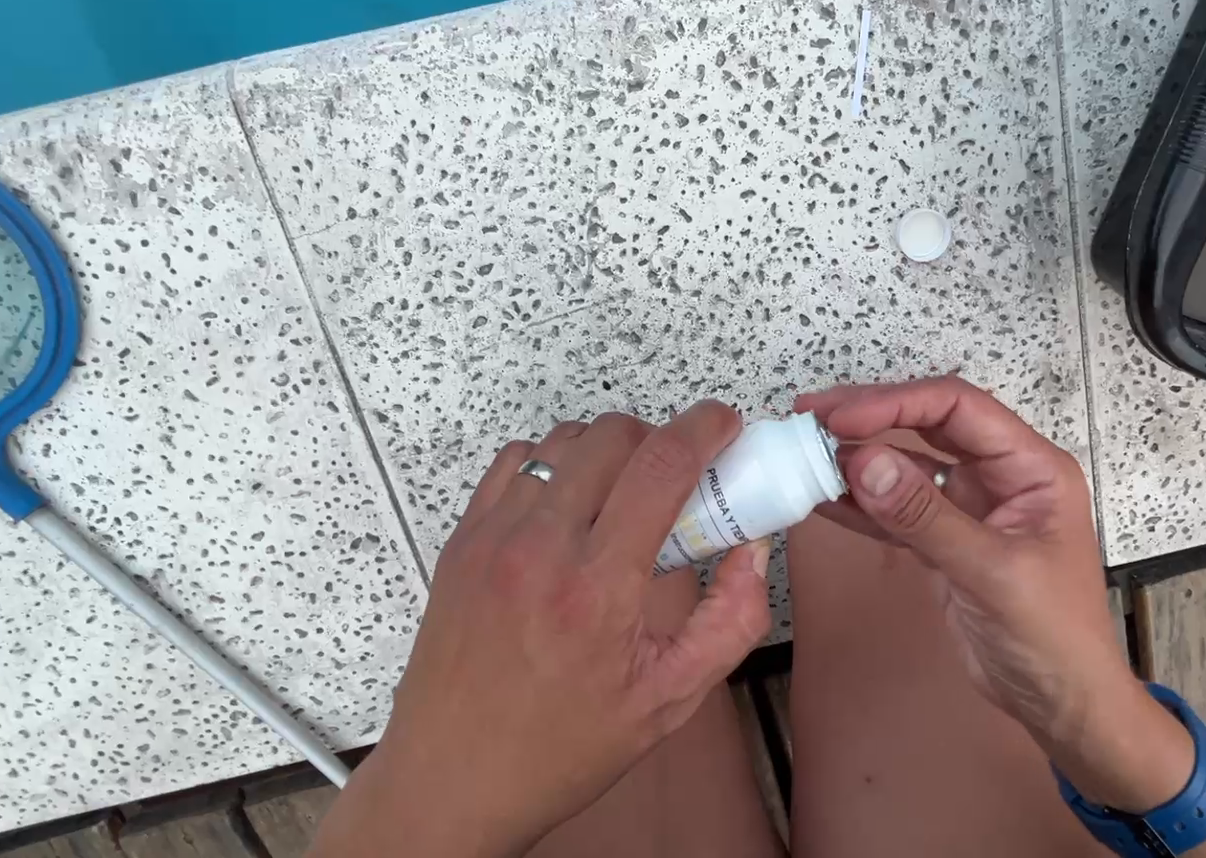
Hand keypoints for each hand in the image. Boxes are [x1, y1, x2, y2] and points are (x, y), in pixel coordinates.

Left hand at [312, 404, 772, 857]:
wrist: (451, 780)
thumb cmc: (564, 745)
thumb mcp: (671, 698)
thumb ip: (732, 619)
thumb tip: (755, 547)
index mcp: (598, 587)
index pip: (661, 465)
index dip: (704, 427)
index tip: (726, 425)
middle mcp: (540, 546)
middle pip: (614, 435)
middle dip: (660, 438)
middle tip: (677, 478)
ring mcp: (493, 535)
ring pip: (565, 439)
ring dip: (609, 449)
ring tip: (623, 494)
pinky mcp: (463, 538)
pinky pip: (516, 460)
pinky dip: (555, 462)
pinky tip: (568, 502)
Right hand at [796, 377, 1193, 811]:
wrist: (1061, 707)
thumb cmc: (1052, 637)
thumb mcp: (993, 573)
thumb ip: (925, 516)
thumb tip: (860, 461)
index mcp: (1028, 464)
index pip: (957, 406)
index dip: (896, 404)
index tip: (841, 419)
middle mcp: (997, 472)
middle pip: (926, 423)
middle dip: (868, 416)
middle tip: (809, 414)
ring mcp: (967, 503)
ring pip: (904, 462)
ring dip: (856, 457)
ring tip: (804, 450)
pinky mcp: (941, 536)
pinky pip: (894, 507)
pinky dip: (858, 503)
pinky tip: (820, 497)